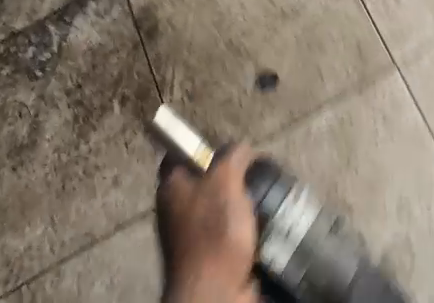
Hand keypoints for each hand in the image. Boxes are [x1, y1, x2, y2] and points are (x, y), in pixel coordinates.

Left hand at [157, 144, 258, 302]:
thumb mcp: (226, 179)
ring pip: (220, 206)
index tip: (227, 146)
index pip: (179, 153)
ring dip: (241, 202)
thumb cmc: (214, 232)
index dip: (202, 145)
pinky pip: (229, 231)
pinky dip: (245, 227)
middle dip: (230, 175)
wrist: (215, 293)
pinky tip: (261, 223)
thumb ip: (232, 155)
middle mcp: (175, 209)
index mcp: (171, 186)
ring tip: (263, 197)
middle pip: (204, 179)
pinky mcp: (210, 256)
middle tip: (253, 172)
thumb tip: (241, 148)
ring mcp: (191, 235)